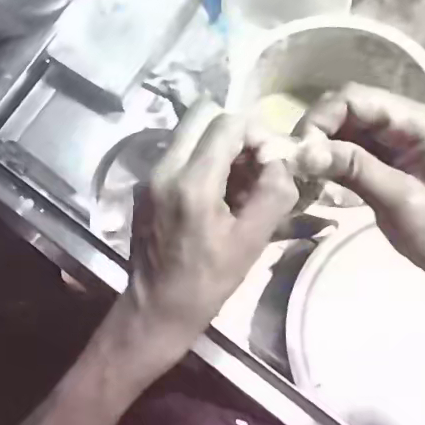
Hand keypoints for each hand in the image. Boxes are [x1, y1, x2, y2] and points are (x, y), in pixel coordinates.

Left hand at [118, 106, 298, 364]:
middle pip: (202, 114)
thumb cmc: (208, 281)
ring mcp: (149, 175)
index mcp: (192, 181)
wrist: (156, 309)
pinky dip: (201, 162)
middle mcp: (164, 167)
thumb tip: (280, 161)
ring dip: (218, 146)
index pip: (228, 124)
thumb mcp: (251, 241)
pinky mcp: (145, 186)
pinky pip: (177, 155)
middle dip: (235, 132)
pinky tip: (215, 197)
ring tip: (237, 183)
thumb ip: (274, 193)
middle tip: (252, 164)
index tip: (270, 162)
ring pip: (189, 133)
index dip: (257, 134)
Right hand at [294, 84, 424, 292]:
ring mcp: (405, 138)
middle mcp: (415, 120)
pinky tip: (319, 176)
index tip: (297, 150)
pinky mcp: (395, 156)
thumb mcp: (400, 203)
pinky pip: (357, 146)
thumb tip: (304, 151)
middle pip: (353, 108)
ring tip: (303, 171)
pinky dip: (335, 158)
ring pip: (351, 126)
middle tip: (295, 163)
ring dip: (323, 145)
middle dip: (319, 131)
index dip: (322, 118)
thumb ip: (355, 170)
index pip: (360, 99)